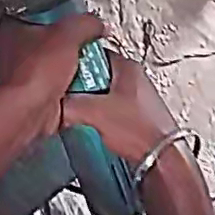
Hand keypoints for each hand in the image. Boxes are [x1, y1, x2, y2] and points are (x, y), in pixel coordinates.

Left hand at [0, 13, 104, 105]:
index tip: (78, 18)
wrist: (32, 111)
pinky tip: (87, 84)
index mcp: (15, 29)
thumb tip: (98, 25)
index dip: (60, 14)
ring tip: (91, 63)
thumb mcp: (68, 34)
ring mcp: (27, 74)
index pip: (39, 12)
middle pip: (52, 39)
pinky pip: (63, 85)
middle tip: (89, 42)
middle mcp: (17, 51)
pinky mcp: (38, 95)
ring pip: (59, 64)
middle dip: (73, 43)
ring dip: (76, 66)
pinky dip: (75, 86)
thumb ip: (86, 23)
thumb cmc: (37, 70)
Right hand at [61, 52, 180, 165]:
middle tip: (68, 96)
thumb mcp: (94, 112)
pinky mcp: (135, 115)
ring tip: (79, 112)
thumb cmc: (140, 132)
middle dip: (81, 85)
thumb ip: (69, 103)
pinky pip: (110, 108)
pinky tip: (94, 125)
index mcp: (127, 67)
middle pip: (97, 74)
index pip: (94, 53)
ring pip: (102, 93)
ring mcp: (136, 97)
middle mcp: (134, 78)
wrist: (160, 161)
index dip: (75, 62)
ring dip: (89, 102)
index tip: (62, 72)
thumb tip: (55, 103)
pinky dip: (100, 114)